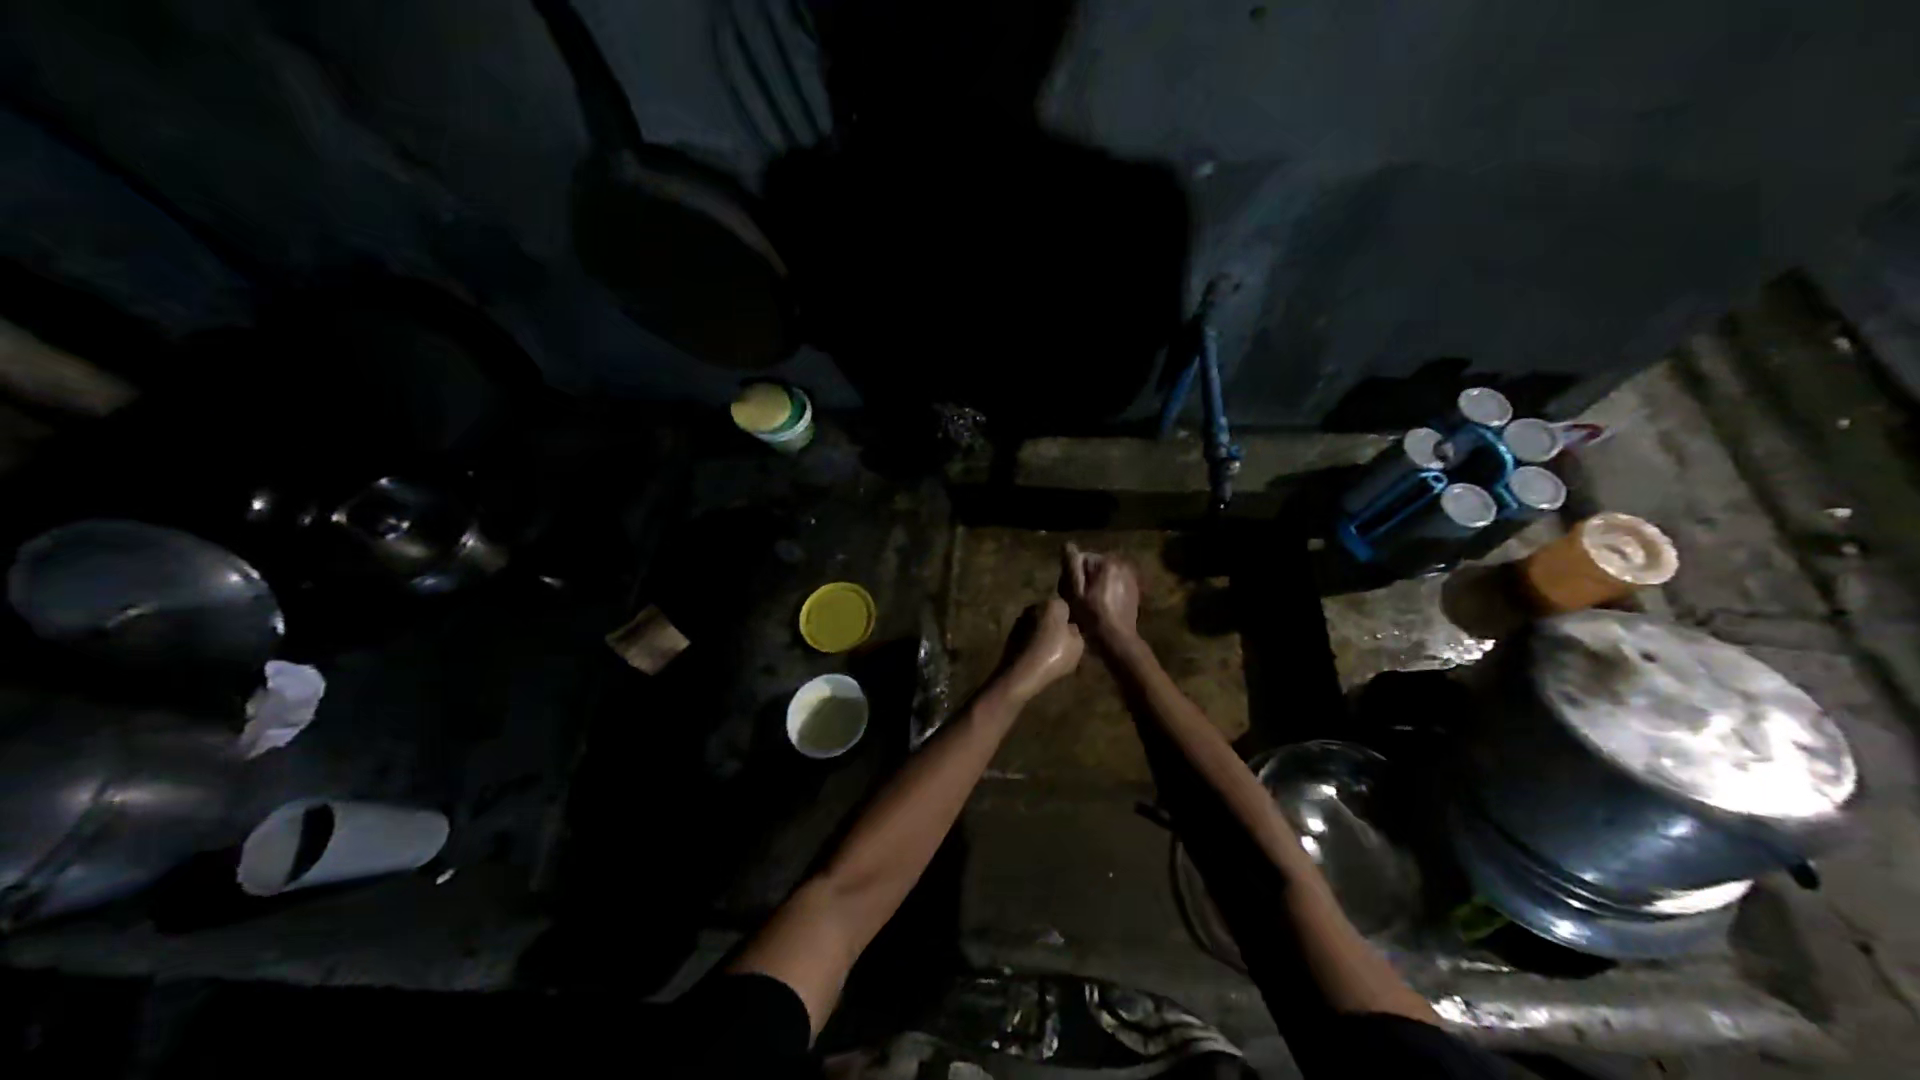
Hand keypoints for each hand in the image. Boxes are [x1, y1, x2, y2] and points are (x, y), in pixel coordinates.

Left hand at [997, 596, 1083, 702]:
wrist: (1023, 673)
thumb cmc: (1055, 655)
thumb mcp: (1078, 644)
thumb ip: (1075, 631)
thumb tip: (1069, 627)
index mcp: (1052, 605)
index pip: (1065, 606)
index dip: (1070, 619)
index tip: (1073, 633)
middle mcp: (1034, 607)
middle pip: (1049, 614)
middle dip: (1055, 625)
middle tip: (1063, 642)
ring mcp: (1020, 620)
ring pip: (1038, 625)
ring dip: (1043, 633)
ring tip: (1050, 652)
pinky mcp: (1010, 634)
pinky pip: (1028, 635)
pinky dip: (1032, 642)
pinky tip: (1037, 656)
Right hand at [1061, 543, 1141, 646]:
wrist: (1117, 639)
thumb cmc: (1092, 616)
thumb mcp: (1076, 591)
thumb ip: (1072, 565)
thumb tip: (1067, 545)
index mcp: (1107, 562)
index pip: (1081, 559)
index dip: (1070, 575)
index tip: (1067, 592)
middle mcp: (1122, 564)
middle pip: (1093, 567)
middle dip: (1084, 580)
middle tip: (1076, 600)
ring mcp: (1130, 577)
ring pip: (1103, 576)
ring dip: (1094, 586)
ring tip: (1088, 605)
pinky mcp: (1134, 590)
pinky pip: (1113, 585)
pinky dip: (1106, 592)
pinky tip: (1101, 607)